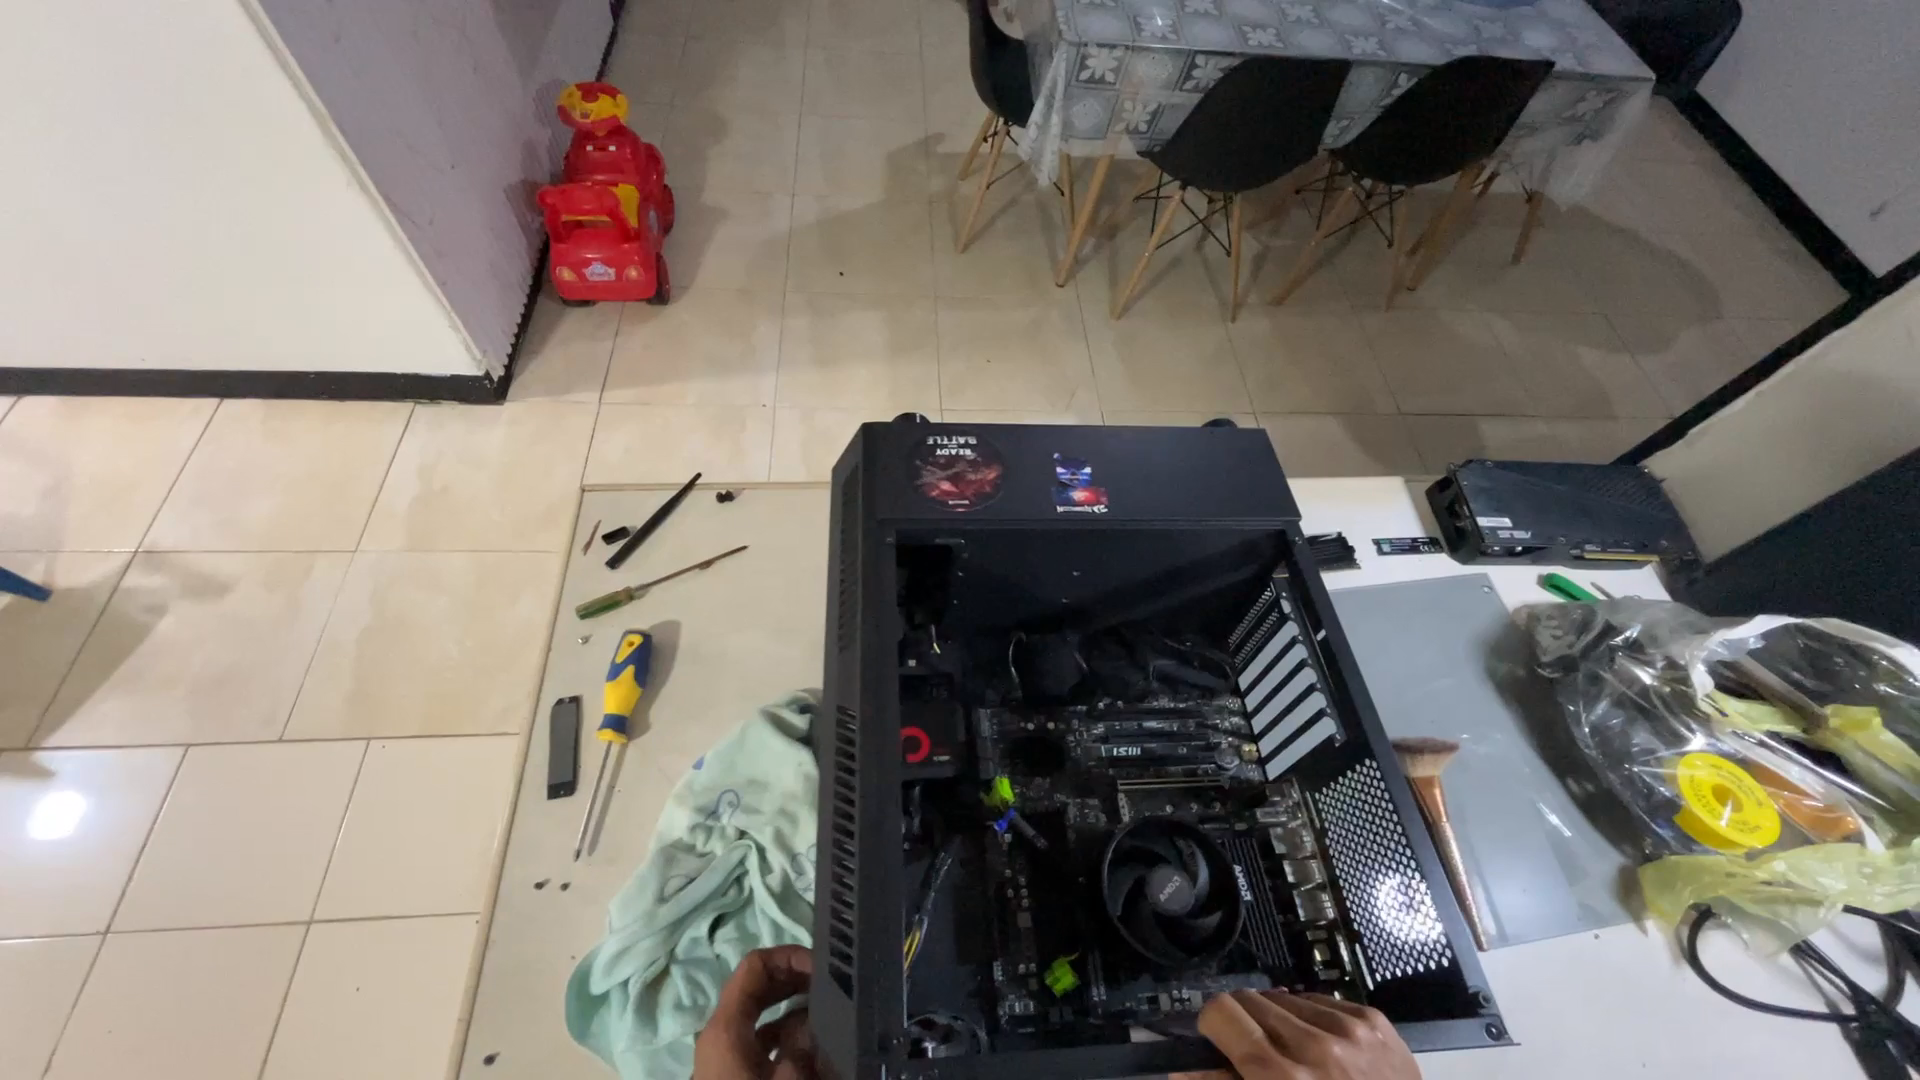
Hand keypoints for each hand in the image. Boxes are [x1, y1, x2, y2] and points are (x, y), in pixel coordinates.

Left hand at [692, 945, 816, 1079]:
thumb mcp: (787, 1077)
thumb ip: (804, 1040)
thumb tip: (817, 1016)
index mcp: (724, 1025)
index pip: (755, 964)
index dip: (791, 956)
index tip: (824, 966)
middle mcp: (720, 1031)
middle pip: (758, 985)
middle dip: (796, 978)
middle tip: (831, 982)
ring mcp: (724, 1054)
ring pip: (761, 1014)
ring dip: (794, 1006)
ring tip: (829, 1010)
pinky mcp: (732, 1073)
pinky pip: (761, 1039)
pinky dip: (785, 1032)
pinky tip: (811, 1042)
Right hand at [1181, 990, 1419, 1079]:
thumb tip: (1180, 1071)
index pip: (1223, 1012)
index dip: (1212, 1023)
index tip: (1218, 1038)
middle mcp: (1316, 1049)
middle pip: (1250, 998)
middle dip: (1245, 1022)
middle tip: (1257, 1051)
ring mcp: (1350, 1030)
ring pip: (1283, 996)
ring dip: (1280, 1020)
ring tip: (1296, 1054)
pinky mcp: (1373, 1020)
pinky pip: (1319, 999)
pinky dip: (1313, 1019)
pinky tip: (1327, 1050)